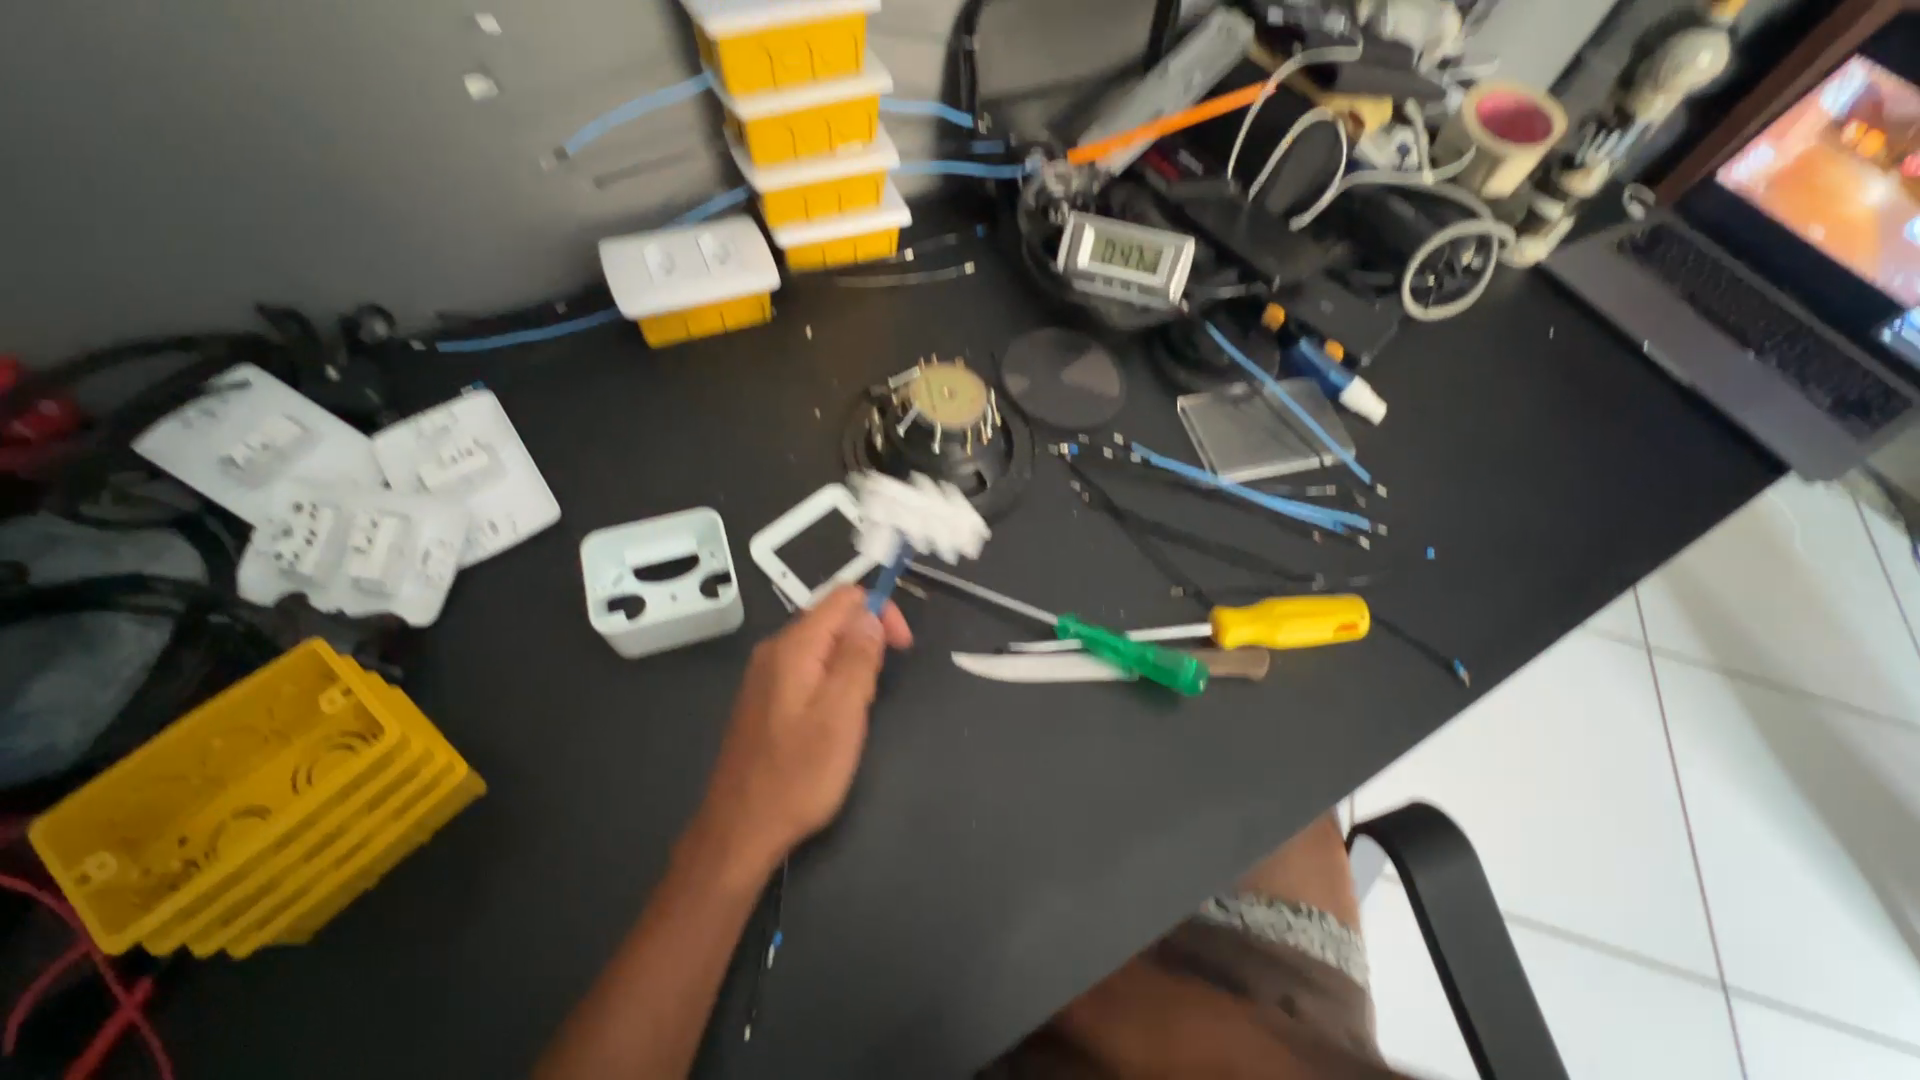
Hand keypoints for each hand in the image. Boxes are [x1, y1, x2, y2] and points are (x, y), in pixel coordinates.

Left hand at [695, 586, 912, 870]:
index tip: (903, 648)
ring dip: (851, 667)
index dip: (881, 611)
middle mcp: (773, 651)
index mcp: (793, 647)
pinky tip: (833, 722)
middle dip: (866, 642)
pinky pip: (807, 672)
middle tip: (877, 693)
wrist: (740, 829)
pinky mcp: (763, 700)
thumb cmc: (798, 776)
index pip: (844, 597)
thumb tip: (870, 614)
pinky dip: (831, 684)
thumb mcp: (842, 714)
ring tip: (858, 713)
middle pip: (832, 619)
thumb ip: (858, 658)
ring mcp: (764, 676)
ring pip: (821, 648)